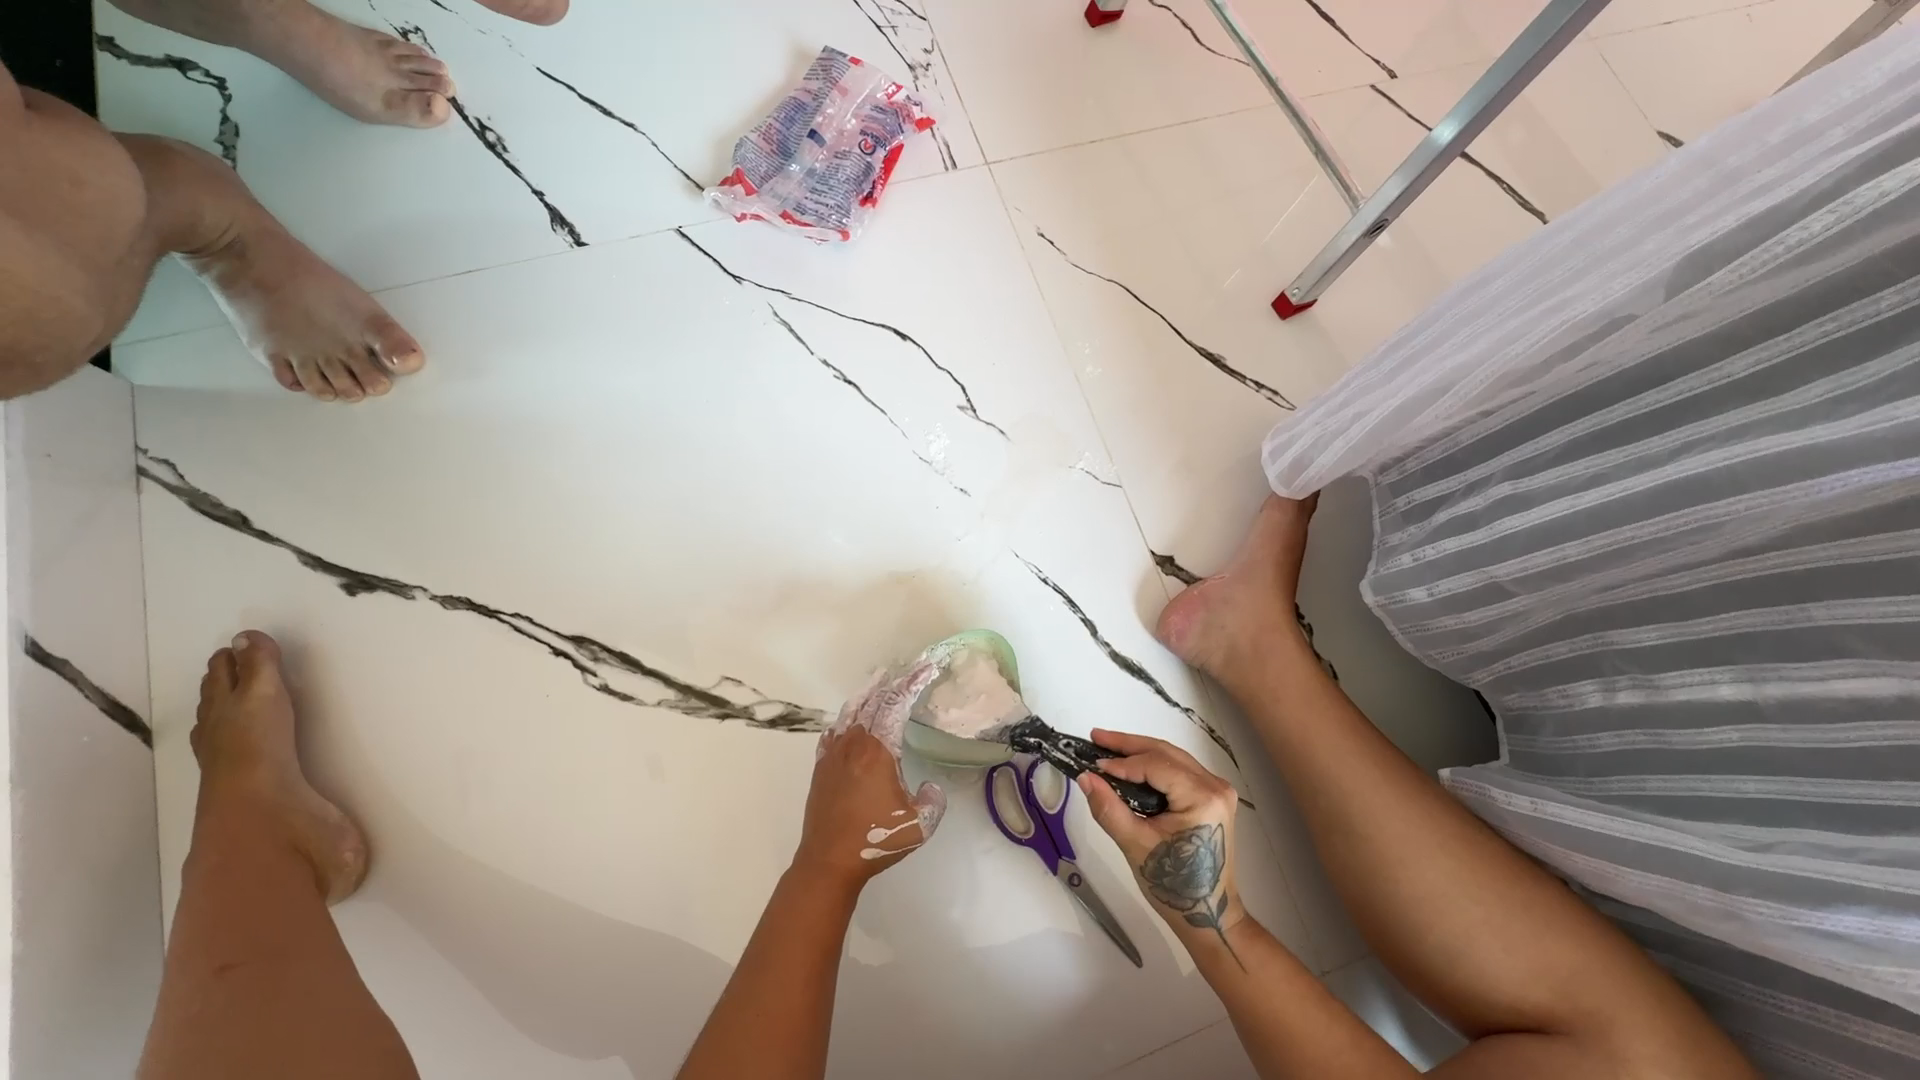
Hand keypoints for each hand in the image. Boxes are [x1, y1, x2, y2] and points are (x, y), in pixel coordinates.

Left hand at [793, 664, 947, 889]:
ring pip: (852, 712)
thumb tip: (928, 786)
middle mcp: (854, 745)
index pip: (896, 705)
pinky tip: (850, 719)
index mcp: (878, 751)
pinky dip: (846, 717)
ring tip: (880, 681)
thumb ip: (932, 801)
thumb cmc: (875, 840)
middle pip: (874, 702)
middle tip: (909, 669)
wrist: (828, 861)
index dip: (912, 683)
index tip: (927, 668)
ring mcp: (834, 754)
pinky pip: (834, 732)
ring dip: (868, 694)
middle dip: (894, 683)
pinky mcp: (822, 767)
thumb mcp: (919, 825)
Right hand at [1076, 729, 1246, 961]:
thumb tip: (1085, 776)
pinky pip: (1178, 771)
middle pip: (1165, 753)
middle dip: (1128, 745)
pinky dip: (1153, 766)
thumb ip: (1109, 807)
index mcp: (1202, 797)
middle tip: (1095, 737)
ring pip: (1172, 758)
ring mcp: (1217, 790)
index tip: (1092, 764)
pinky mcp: (1213, 798)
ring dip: (1139, 751)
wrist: (1209, 915)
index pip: (1155, 765)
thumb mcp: (1136, 845)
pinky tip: (1130, 765)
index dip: (1122, 762)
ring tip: (1107, 747)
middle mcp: (1215, 786)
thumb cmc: (1174, 885)